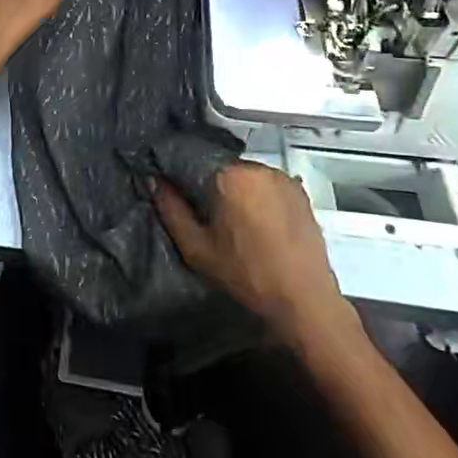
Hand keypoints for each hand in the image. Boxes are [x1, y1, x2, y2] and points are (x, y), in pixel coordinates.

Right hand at [153, 163, 352, 340]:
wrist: (302, 296)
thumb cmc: (246, 274)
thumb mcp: (198, 249)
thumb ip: (172, 211)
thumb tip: (155, 182)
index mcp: (230, 176)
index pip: (193, 161)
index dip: (181, 178)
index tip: (176, 195)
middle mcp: (258, 167)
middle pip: (222, 168)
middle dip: (211, 186)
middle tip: (207, 216)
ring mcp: (282, 177)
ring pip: (247, 177)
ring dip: (237, 192)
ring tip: (236, 223)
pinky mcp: (300, 190)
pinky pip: (269, 186)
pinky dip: (259, 198)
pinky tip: (260, 224)